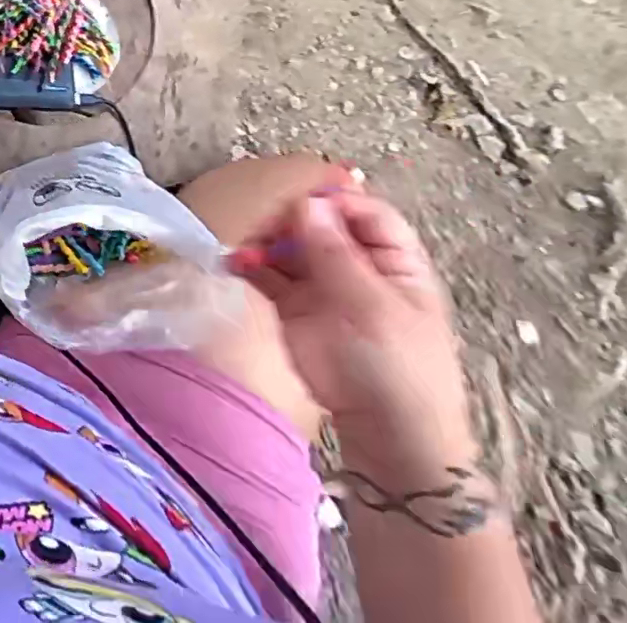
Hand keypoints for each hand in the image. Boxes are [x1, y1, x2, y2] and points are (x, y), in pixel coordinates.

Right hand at [233, 190, 475, 488]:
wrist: (383, 428)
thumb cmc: (397, 366)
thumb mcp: (373, 305)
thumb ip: (336, 252)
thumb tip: (307, 202)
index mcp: (392, 261)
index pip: (364, 213)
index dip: (334, 200)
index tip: (296, 198)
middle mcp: (353, 265)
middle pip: (317, 224)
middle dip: (287, 219)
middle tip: (259, 222)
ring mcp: (320, 285)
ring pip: (285, 247)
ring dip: (262, 241)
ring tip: (240, 244)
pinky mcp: (290, 305)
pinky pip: (264, 274)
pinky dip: (245, 265)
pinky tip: (229, 262)